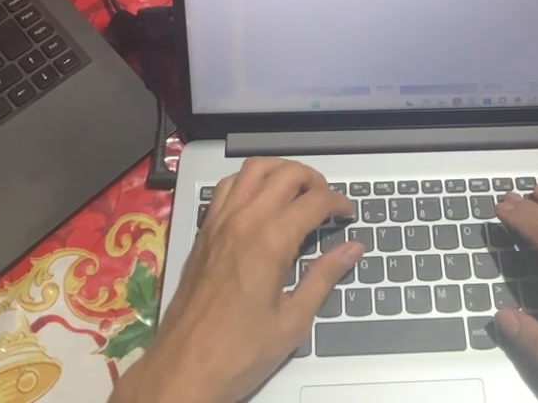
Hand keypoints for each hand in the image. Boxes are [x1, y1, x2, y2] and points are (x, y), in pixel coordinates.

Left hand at [112, 158, 361, 402]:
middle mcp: (245, 219)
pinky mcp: (204, 228)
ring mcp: (220, 219)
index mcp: (271, 240)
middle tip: (327, 202)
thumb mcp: (293, 321)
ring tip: (296, 191)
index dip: (338, 202)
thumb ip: (324, 276)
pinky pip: (228, 185)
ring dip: (280, 171)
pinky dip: (249, 181)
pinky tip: (259, 201)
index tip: (348, 214)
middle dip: (314, 180)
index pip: (315, 200)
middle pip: (287, 173)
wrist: (183, 369)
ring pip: (254, 168)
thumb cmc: (240, 352)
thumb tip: (353, 248)